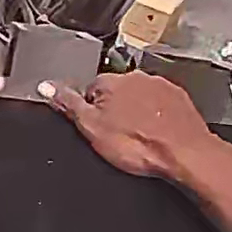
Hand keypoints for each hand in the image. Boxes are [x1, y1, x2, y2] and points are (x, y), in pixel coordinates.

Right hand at [39, 72, 230, 183]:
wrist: (184, 154)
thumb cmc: (140, 146)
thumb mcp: (92, 129)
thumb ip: (69, 104)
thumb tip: (46, 86)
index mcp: (110, 82)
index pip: (90, 89)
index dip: (92, 111)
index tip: (99, 127)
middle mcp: (136, 77)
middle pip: (116, 91)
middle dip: (116, 109)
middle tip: (119, 136)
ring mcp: (160, 85)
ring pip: (140, 96)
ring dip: (138, 112)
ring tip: (140, 137)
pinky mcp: (179, 97)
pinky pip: (161, 104)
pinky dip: (158, 116)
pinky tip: (157, 134)